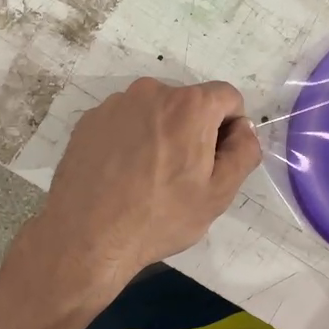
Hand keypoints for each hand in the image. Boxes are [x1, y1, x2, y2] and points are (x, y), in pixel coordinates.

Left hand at [29, 78, 260, 295]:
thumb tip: (243, 129)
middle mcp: (151, 91)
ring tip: (149, 178)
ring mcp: (115, 103)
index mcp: (189, 105)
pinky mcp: (89, 120)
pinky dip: (131, 140)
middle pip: (190, 103)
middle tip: (183, 177)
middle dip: (194, 131)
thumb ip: (243, 152)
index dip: (231, 128)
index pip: (228, 97)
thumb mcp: (218, 194)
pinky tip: (123, 175)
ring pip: (155, 112)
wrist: (85, 236)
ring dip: (162, 134)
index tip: (217, 161)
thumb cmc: (159, 217)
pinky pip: (125, 121)